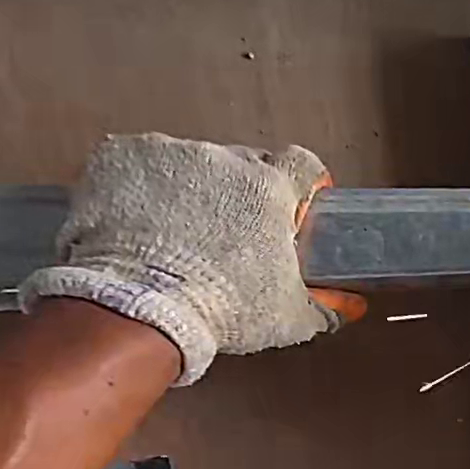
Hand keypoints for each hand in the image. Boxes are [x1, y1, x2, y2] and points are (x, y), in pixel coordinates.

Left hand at [20, 133, 364, 384]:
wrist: (142, 307)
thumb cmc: (227, 309)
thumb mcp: (292, 317)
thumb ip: (327, 306)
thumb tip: (351, 306)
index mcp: (272, 189)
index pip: (304, 163)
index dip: (305, 184)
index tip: (299, 205)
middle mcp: (224, 159)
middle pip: (248, 163)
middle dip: (249, 193)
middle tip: (240, 233)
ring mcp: (168, 151)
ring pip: (196, 163)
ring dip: (199, 189)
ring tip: (187, 233)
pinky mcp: (118, 155)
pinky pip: (146, 164)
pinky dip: (150, 187)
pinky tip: (148, 223)